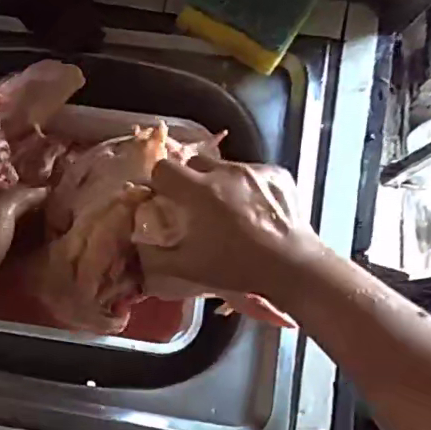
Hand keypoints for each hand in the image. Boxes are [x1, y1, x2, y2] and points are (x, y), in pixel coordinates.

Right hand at [132, 156, 324, 310]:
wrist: (291, 265)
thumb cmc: (234, 267)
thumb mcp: (185, 267)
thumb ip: (154, 255)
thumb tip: (138, 245)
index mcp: (198, 192)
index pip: (163, 168)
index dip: (159, 183)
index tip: (164, 199)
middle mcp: (225, 172)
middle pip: (194, 162)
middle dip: (188, 179)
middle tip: (193, 204)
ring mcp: (254, 171)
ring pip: (224, 167)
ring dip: (218, 183)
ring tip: (227, 209)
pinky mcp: (277, 174)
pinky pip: (251, 173)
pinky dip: (245, 186)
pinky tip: (253, 210)